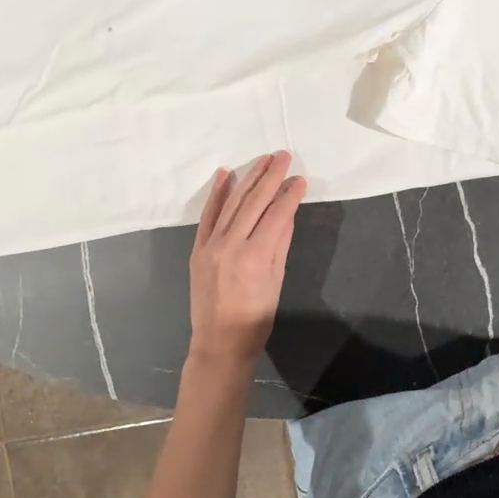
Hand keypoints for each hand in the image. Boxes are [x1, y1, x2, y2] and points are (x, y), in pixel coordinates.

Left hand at [187, 151, 305, 370]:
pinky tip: (226, 174)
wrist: (221, 342)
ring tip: (263, 160)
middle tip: (283, 156)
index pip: (277, 214)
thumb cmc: (257, 317)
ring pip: (232, 203)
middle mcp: (231, 244)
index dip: (290, 195)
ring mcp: (211, 244)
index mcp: (256, 255)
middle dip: (270, 176)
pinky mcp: (198, 248)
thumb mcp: (277, 280)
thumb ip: (281, 242)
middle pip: (254, 202)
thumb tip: (288, 210)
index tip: (300, 178)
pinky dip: (217, 194)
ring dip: (249, 178)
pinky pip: (208, 215)